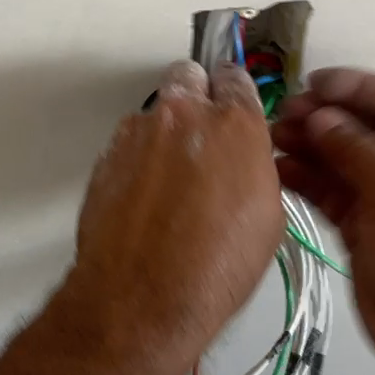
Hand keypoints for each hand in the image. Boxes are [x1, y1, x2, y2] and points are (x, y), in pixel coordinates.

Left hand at [0, 59, 280, 374]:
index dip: (234, 92)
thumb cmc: (214, 267)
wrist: (143, 297)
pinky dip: (138, 159)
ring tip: (170, 182)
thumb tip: (242, 161)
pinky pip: (128, 143)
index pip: (236, 78)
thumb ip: (254, 167)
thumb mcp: (267, 217)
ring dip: (164, 133)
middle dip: (195, 96)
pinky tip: (145, 197)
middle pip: (189, 77)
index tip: (232, 102)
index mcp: (235, 124)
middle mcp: (184, 114)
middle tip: (201, 134)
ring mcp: (139, 131)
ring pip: (155, 113)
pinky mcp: (107, 154)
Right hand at [271, 68, 374, 372]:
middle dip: (323, 118)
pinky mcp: (366, 226)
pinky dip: (307, 180)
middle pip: (363, 127)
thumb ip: (356, 150)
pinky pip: (333, 191)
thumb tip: (321, 116)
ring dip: (309, 146)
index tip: (309, 83)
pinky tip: (278, 171)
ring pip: (342, 159)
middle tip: (282, 115)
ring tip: (271, 139)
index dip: (352, 86)